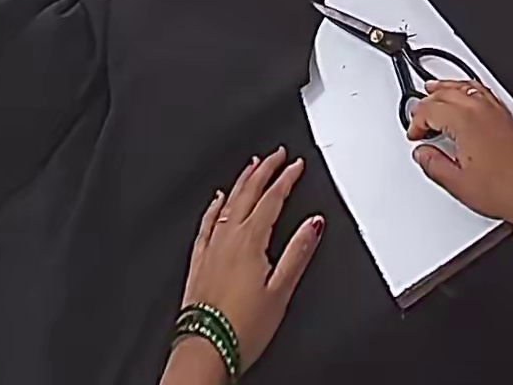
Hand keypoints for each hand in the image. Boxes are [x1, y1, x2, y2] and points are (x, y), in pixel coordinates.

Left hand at [180, 149, 323, 372]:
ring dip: (242, 181)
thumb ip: (299, 252)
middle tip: (277, 154)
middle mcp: (228, 239)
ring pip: (227, 203)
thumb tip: (314, 223)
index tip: (297, 164)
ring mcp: (211, 250)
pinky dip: (214, 207)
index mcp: (250, 241)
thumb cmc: (241, 329)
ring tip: (252, 165)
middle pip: (248, 193)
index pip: (272, 199)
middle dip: (265, 169)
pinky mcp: (198, 264)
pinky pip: (206, 224)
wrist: (203, 356)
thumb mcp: (281, 291)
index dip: (287, 178)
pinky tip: (217, 200)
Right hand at [406, 80, 512, 224]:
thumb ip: (433, 163)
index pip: (430, 109)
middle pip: (444, 93)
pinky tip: (461, 93)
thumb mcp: (456, 182)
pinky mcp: (502, 112)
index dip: (416, 121)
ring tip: (432, 90)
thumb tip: (422, 152)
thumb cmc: (501, 187)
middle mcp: (478, 109)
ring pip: (462, 86)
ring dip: (444, 88)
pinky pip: (479, 90)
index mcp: (463, 121)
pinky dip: (465, 88)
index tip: (415, 135)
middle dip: (426, 104)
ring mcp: (492, 108)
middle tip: (418, 120)